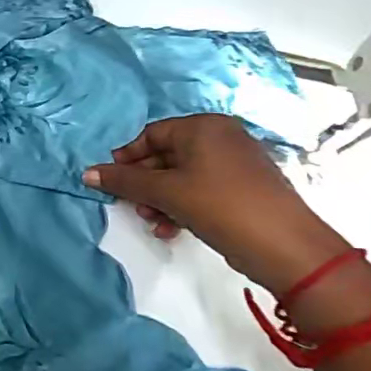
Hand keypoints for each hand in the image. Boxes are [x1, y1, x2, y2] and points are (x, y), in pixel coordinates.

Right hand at [84, 115, 347, 287]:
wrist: (282, 244)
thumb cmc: (220, 205)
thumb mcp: (167, 192)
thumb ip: (125, 181)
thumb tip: (88, 173)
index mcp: (204, 126)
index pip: (152, 134)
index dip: (127, 158)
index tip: (111, 182)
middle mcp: (220, 136)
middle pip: (166, 155)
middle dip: (145, 184)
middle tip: (132, 207)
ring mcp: (234, 162)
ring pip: (182, 176)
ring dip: (160, 199)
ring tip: (153, 221)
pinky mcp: (241, 188)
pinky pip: (200, 189)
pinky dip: (182, 206)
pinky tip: (172, 229)